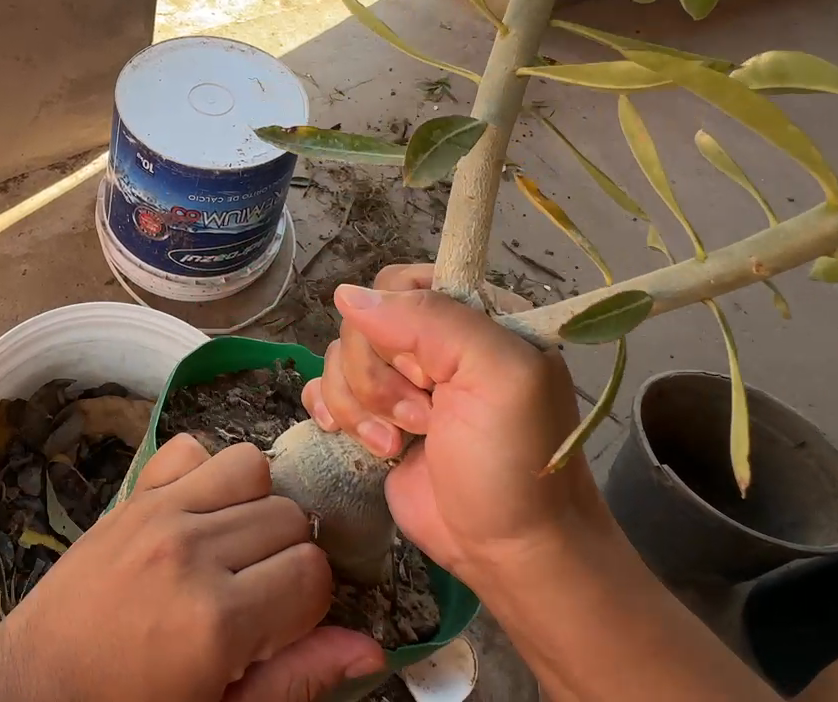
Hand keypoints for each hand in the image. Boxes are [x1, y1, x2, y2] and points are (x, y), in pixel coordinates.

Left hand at [0, 436, 386, 701]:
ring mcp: (156, 511)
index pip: (313, 573)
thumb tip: (370, 646)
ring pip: (251, 467)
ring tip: (234, 547)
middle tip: (257, 592)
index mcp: (217, 620)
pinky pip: (189, 448)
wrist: (39, 683)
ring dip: (256, 503)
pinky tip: (198, 514)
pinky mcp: (131, 494)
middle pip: (289, 516)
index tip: (284, 622)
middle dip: (288, 554)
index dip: (312, 601)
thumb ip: (295, 678)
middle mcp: (190, 550)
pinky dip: (205, 470)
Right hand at [300, 265, 609, 586]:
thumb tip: (345, 294)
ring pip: (337, 358)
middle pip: (360, 325)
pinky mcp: (372, 414)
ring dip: (361, 406)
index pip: (399, 283)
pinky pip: (324, 387)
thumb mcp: (497, 377)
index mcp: (473, 315)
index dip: (398, 329)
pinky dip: (333, 412)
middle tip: (422, 419)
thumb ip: (432, 320)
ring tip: (401, 442)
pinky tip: (365, 442)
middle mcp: (433, 342)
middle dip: (379, 378)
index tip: (429, 374)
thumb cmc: (514, 464)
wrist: (507, 553)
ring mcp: (400, 379)